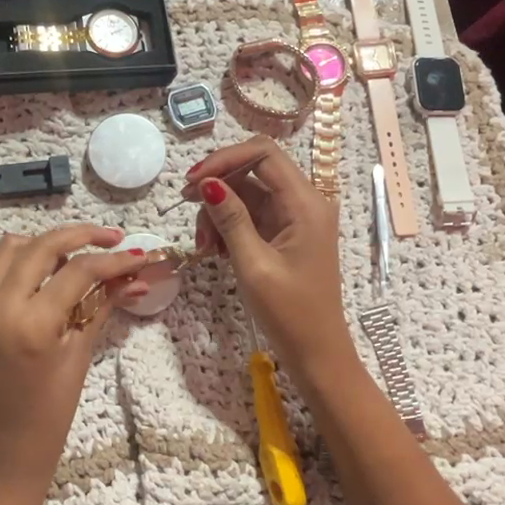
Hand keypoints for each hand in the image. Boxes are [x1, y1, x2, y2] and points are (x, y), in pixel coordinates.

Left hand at [0, 224, 151, 487]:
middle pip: (42, 245)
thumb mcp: (80, 354)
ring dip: (47, 242)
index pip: (78, 271)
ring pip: (12, 248)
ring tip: (78, 252)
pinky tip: (49, 272)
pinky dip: (23, 260)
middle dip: (81, 235)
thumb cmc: (51, 412)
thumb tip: (137, 276)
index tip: (139, 254)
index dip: (113, 259)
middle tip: (113, 238)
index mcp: (31, 324)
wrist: (4, 447)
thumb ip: (103, 305)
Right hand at [183, 136, 353, 376]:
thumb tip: (206, 183)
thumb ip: (231, 219)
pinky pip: (251, 214)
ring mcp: (294, 217)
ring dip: (219, 211)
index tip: (193, 181)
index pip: (263, 153)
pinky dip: (229, 226)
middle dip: (217, 187)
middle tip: (188, 208)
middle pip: (252, 170)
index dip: (224, 158)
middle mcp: (304, 201)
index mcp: (305, 203)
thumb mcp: (253, 264)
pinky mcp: (284, 232)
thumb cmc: (289, 312)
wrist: (316, 351)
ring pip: (246, 193)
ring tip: (205, 247)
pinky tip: (216, 251)